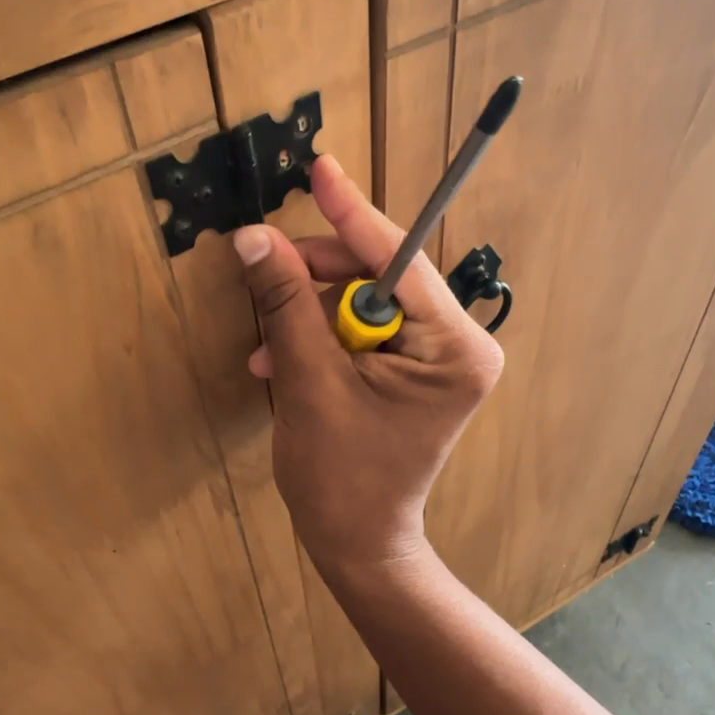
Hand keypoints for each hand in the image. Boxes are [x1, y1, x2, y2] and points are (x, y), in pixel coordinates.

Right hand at [234, 155, 502, 574]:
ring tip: (270, 353)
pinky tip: (284, 363)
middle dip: (317, 279)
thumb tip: (254, 238)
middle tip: (264, 278)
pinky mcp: (415, 369)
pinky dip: (319, 339)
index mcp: (455, 347)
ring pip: (362, 302)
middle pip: (378, 277)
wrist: (358, 544)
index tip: (320, 170)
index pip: (398, 261)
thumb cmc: (340, 477)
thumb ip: (286, 304)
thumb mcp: (309, 382)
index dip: (351, 216)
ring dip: (309, 315)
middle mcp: (460, 343)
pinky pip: (361, 330)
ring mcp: (439, 357)